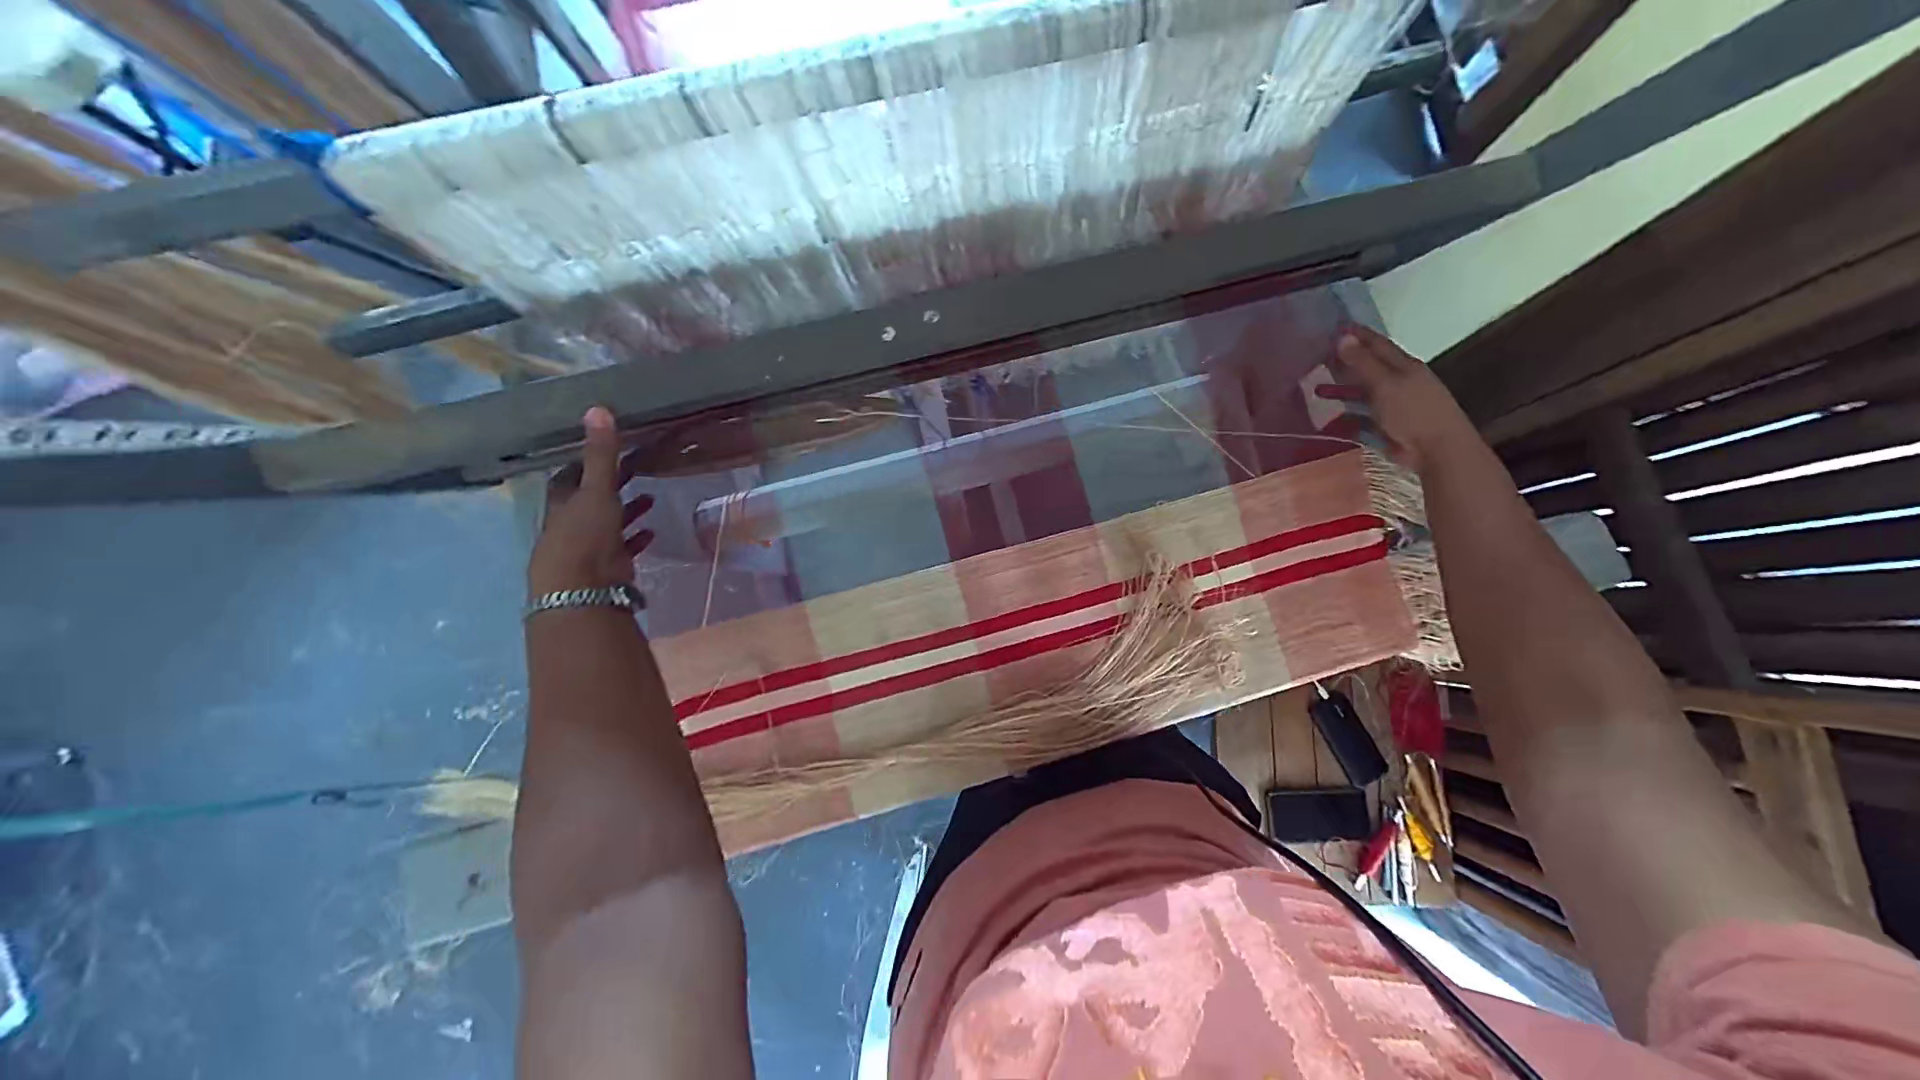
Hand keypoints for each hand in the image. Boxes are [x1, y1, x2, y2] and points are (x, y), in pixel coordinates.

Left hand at [528, 406, 655, 596]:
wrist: (583, 589)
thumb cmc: (584, 534)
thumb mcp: (596, 488)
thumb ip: (601, 454)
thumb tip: (597, 408)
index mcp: (562, 502)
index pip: (570, 476)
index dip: (586, 463)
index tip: (606, 451)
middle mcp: (572, 522)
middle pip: (590, 499)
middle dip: (612, 486)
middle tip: (635, 471)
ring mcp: (589, 546)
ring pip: (609, 523)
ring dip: (628, 511)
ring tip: (652, 498)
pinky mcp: (608, 566)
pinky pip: (624, 547)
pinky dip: (637, 538)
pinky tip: (652, 531)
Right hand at [1320, 325, 1480, 472]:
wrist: (1437, 449)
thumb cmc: (1412, 412)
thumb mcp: (1384, 384)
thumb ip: (1363, 363)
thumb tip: (1343, 338)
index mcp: (1404, 366)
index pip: (1378, 344)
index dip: (1359, 335)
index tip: (1338, 327)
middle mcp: (1401, 381)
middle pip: (1371, 367)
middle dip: (1348, 361)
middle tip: (1322, 358)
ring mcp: (1396, 404)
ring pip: (1365, 392)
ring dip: (1344, 389)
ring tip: (1318, 390)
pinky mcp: (1390, 425)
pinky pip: (1364, 415)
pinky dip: (1348, 413)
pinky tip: (1333, 417)